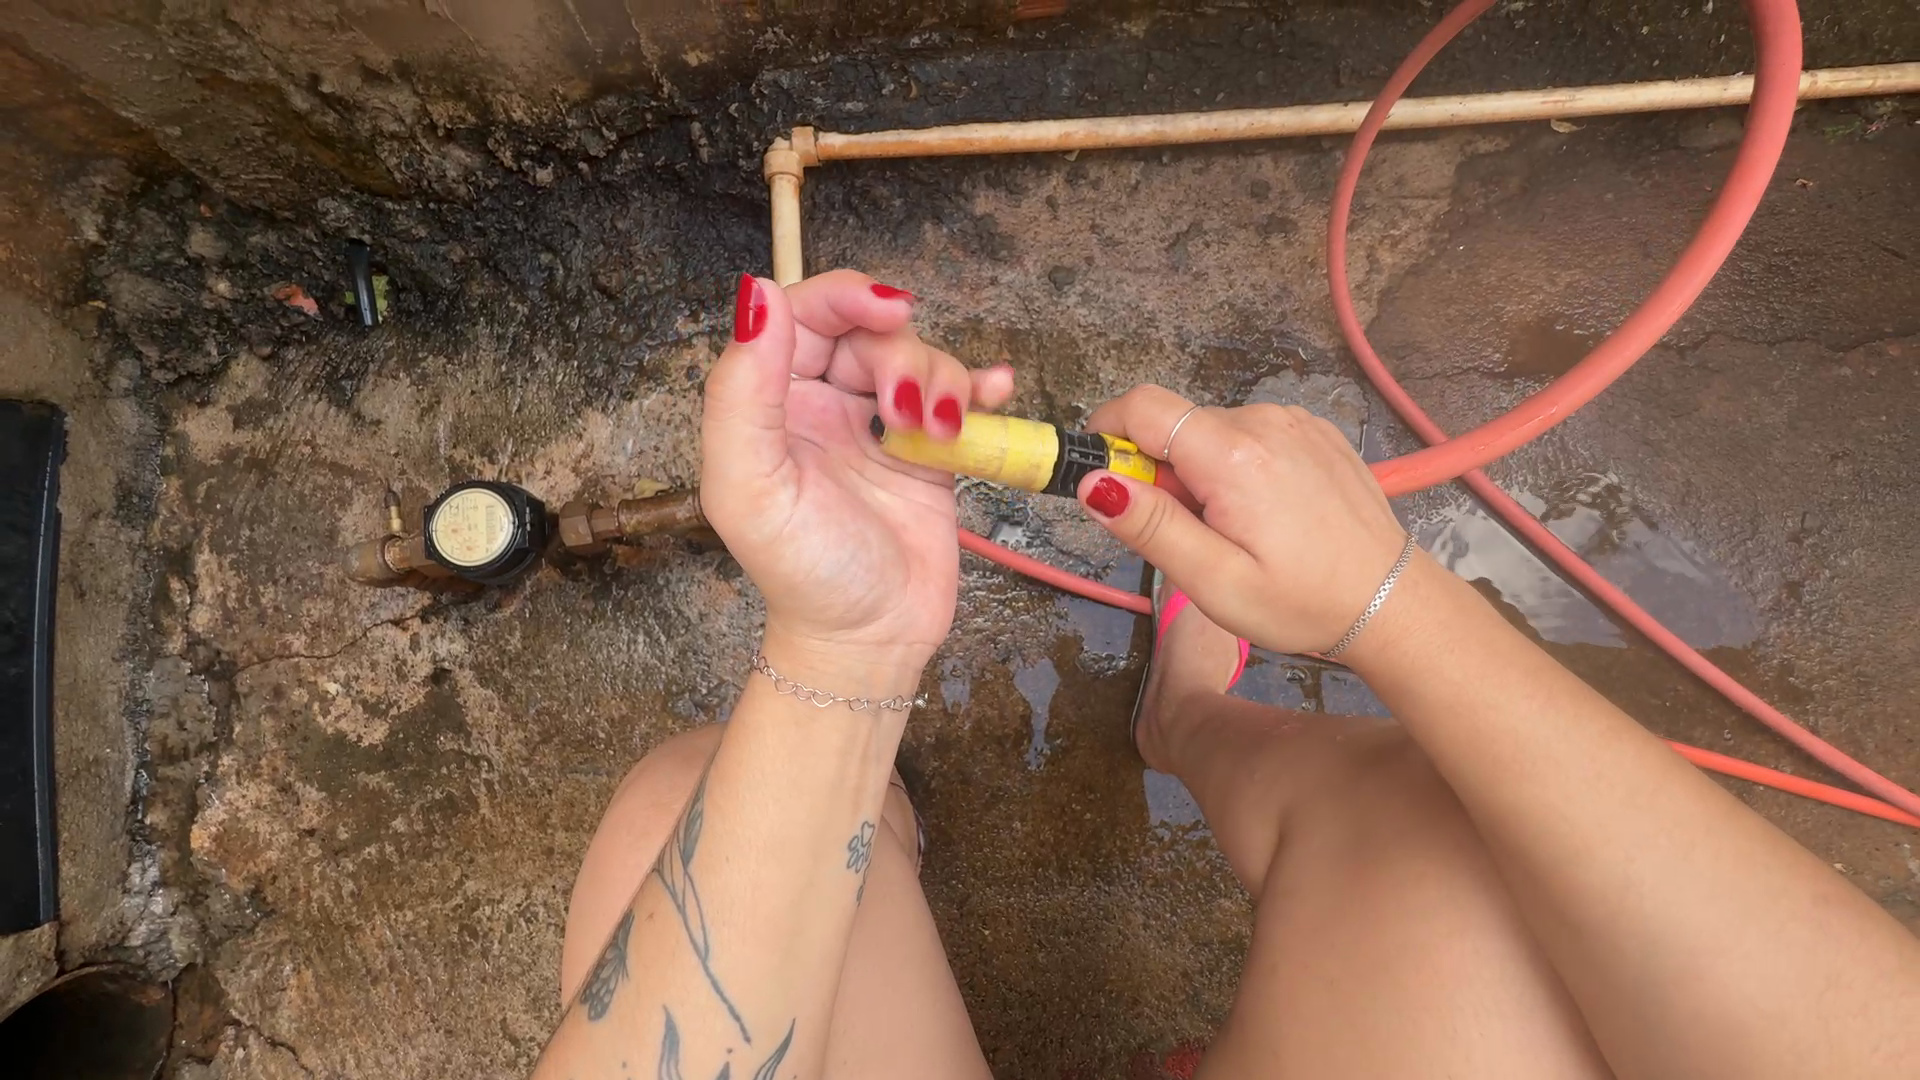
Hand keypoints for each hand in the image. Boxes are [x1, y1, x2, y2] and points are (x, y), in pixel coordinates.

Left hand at [700, 271, 1014, 683]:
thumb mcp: (752, 487)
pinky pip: (960, 400)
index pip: (805, 317)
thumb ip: (742, 393)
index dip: (845, 297)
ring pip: (921, 362)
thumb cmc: (806, 572)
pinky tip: (997, 391)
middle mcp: (826, 405)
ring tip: (941, 436)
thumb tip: (757, 295)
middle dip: (902, 359)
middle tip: (908, 415)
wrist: (871, 637)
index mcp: (774, 404)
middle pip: (872, 335)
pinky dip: (982, 389)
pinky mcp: (930, 452)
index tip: (891, 311)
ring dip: (943, 383)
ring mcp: (882, 427)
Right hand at [1073, 385, 1409, 656]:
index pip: (1141, 407)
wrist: (1392, 603)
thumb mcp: (1212, 580)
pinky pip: (1245, 434)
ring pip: (1207, 431)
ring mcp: (1293, 420)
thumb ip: (1150, 526)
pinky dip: (1231, 465)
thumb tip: (1092, 482)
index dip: (1106, 434)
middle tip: (1185, 532)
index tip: (1106, 482)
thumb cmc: (1298, 602)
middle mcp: (1263, 420)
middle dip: (1156, 470)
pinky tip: (1261, 511)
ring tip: (1229, 528)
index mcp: (1233, 455)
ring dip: (1194, 471)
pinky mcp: (1311, 430)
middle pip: (1173, 423)